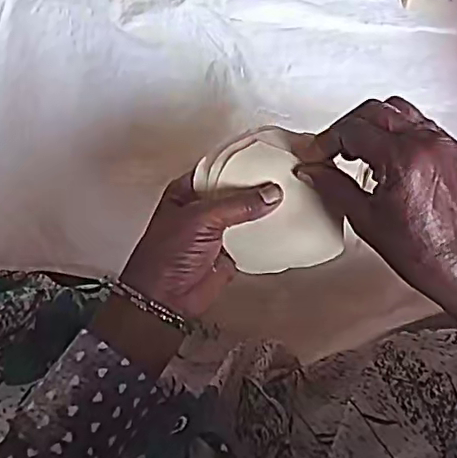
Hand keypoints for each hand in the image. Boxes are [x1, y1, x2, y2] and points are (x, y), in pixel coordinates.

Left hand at [119, 174, 280, 319]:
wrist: (165, 298)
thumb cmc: (167, 254)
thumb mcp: (201, 218)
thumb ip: (238, 204)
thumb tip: (271, 193)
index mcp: (188, 191)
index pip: (219, 169)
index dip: (241, 164)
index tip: (268, 158)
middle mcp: (202, 208)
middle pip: (235, 192)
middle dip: (256, 188)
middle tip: (285, 178)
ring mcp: (216, 230)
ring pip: (244, 215)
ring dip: (263, 211)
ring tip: (291, 198)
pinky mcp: (228, 252)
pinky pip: (250, 238)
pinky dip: (265, 235)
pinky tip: (284, 225)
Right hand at [296, 98, 456, 341]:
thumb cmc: (423, 251)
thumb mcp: (365, 219)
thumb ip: (334, 187)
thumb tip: (314, 171)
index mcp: (402, 158)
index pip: (352, 129)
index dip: (327, 141)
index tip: (317, 154)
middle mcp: (425, 143)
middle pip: (374, 111)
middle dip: (346, 127)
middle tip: (331, 150)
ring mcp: (441, 143)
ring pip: (397, 109)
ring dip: (372, 123)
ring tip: (357, 150)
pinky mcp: (451, 149)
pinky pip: (418, 122)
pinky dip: (395, 129)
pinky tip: (384, 152)